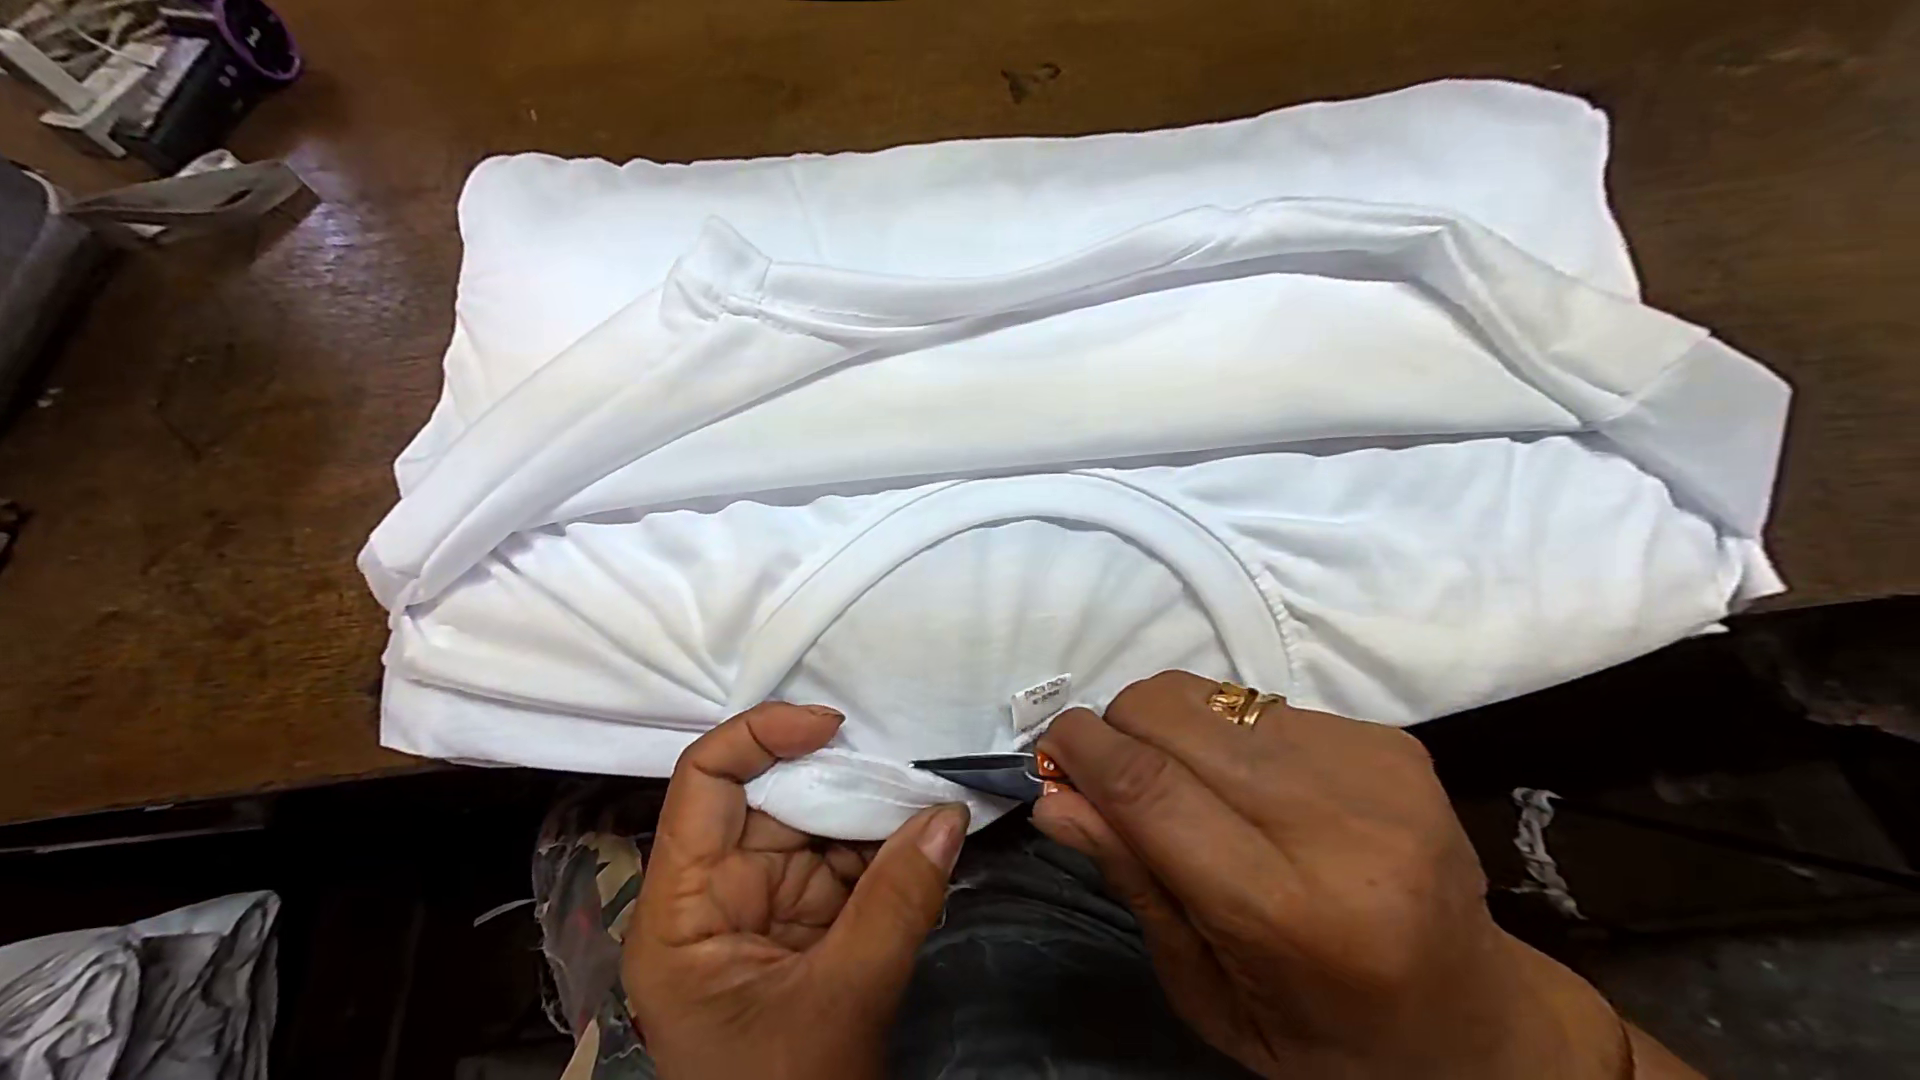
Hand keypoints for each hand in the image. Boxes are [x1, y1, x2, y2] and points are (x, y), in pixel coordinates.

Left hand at [622, 702, 969, 1078]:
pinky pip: (843, 857)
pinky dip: (882, 842)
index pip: (705, 783)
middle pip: (769, 797)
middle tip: (902, 765)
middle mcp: (717, 891)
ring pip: (814, 823)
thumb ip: (897, 902)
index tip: (832, 726)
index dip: (761, 736)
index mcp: (685, 908)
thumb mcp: (839, 1002)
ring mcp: (763, 902)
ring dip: (869, 807)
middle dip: (836, 776)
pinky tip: (919, 828)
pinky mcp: (804, 916)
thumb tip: (948, 815)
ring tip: (922, 791)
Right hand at [1033, 672, 1662, 1079]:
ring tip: (1190, 784)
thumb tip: (1052, 797)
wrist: (1476, 1023)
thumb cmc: (1321, 1036)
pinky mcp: (1388, 739)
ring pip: (1207, 692)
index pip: (1151, 788)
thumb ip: (1130, 878)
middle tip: (1113, 774)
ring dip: (1169, 728)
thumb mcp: (1205, 990)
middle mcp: (1338, 822)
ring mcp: (1372, 768)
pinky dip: (1223, 732)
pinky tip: (1252, 783)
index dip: (1082, 749)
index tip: (1050, 749)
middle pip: (1173, 715)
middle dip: (1116, 728)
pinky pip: (1255, 701)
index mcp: (1289, 911)